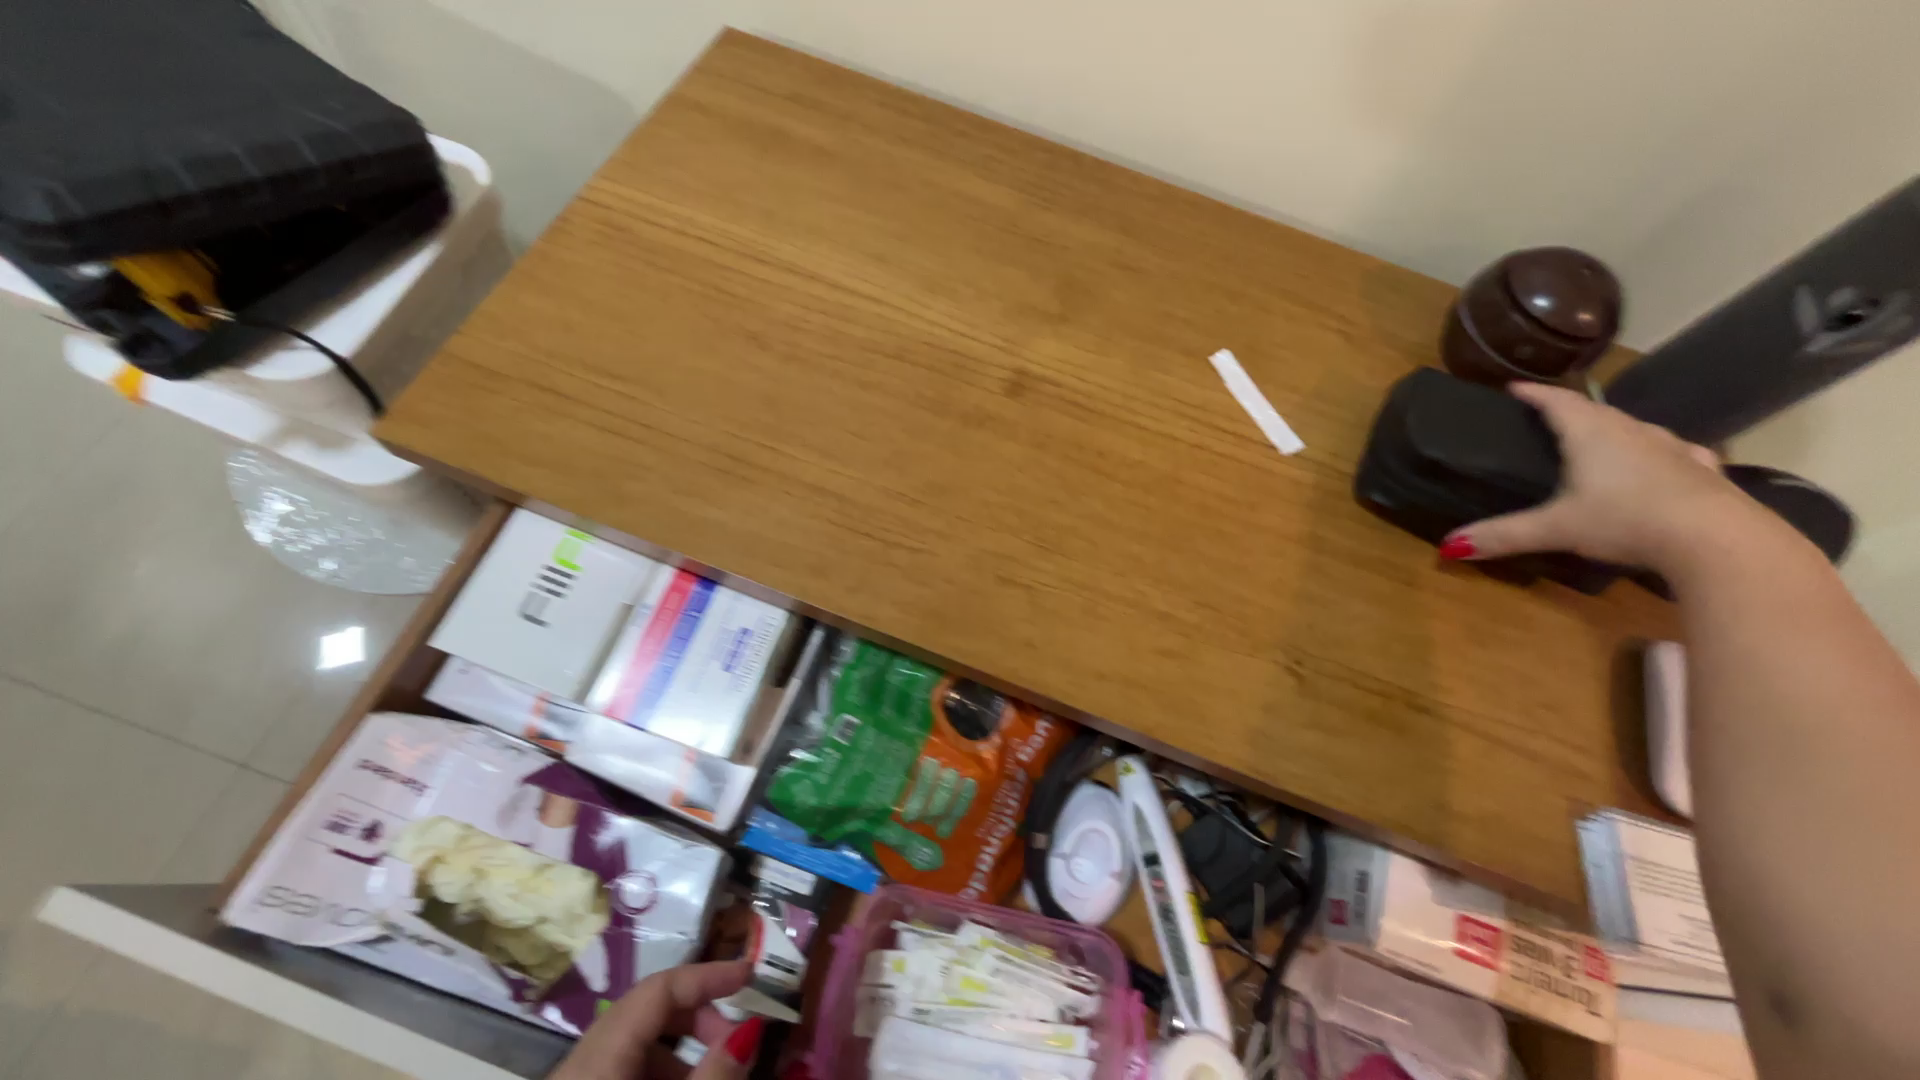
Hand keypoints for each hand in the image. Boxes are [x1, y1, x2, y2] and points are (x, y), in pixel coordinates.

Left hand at [551, 960, 761, 1079]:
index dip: (707, 975)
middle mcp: (579, 1063)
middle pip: (647, 1013)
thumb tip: (751, 1029)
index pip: (658, 989)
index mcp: (598, 1059)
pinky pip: (622, 1071)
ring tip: (716, 1074)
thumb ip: (714, 1075)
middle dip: (699, 1018)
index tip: (751, 974)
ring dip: (683, 1051)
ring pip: (637, 1046)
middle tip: (738, 1042)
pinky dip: (661, 1070)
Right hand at [1442, 381, 1756, 571]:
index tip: (1513, 387)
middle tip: (1547, 416)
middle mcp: (1631, 430)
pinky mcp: (1701, 469)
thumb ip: (1503, 535)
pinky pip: (1673, 451)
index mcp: (1591, 434)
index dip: (1533, 393)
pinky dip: (1656, 452)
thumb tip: (1447, 546)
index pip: (1556, 401)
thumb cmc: (1625, 519)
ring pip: (1634, 428)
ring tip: (1597, 438)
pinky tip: (1665, 461)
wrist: (1716, 538)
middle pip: (1595, 411)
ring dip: (1612, 429)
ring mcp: (1672, 447)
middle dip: (1570, 410)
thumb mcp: (1555, 529)